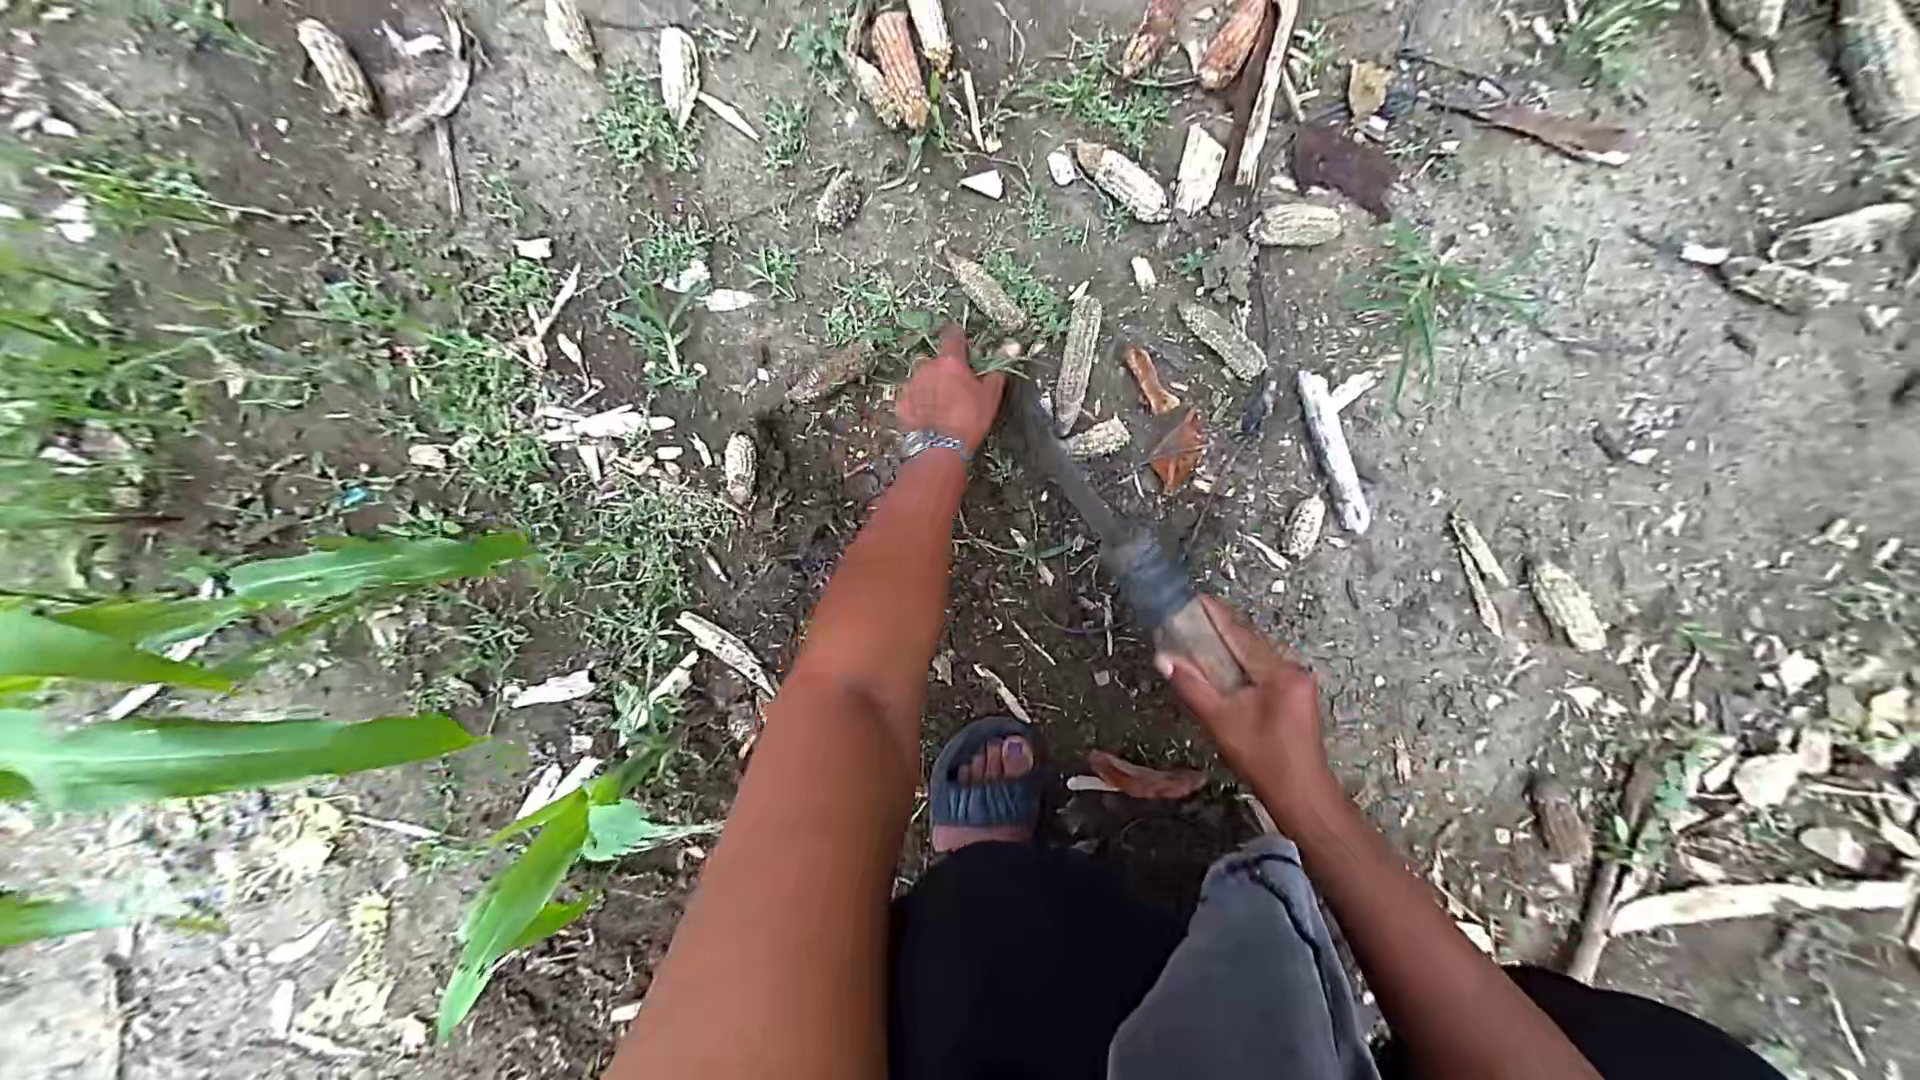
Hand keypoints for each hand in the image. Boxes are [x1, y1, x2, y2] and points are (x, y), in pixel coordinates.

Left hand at [894, 325, 1006, 454]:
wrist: (941, 448)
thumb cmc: (968, 421)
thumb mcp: (991, 396)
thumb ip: (996, 370)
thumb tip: (1006, 353)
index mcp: (950, 361)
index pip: (952, 335)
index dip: (960, 340)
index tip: (964, 348)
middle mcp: (928, 367)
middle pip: (938, 361)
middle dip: (946, 370)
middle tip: (958, 388)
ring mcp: (912, 384)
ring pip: (924, 378)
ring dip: (933, 386)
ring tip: (944, 406)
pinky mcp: (903, 402)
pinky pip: (913, 396)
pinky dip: (920, 402)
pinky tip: (931, 415)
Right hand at [1155, 595, 1341, 826]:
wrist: (1301, 794)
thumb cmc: (1266, 760)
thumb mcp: (1220, 721)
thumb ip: (1191, 686)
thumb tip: (1165, 660)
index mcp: (1278, 672)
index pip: (1240, 633)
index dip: (1215, 614)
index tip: (1196, 599)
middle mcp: (1293, 671)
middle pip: (1249, 640)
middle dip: (1219, 630)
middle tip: (1190, 621)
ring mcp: (1297, 683)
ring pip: (1255, 655)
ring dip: (1228, 649)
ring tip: (1200, 643)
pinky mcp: (1294, 695)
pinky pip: (1261, 669)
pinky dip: (1238, 665)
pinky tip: (1221, 670)